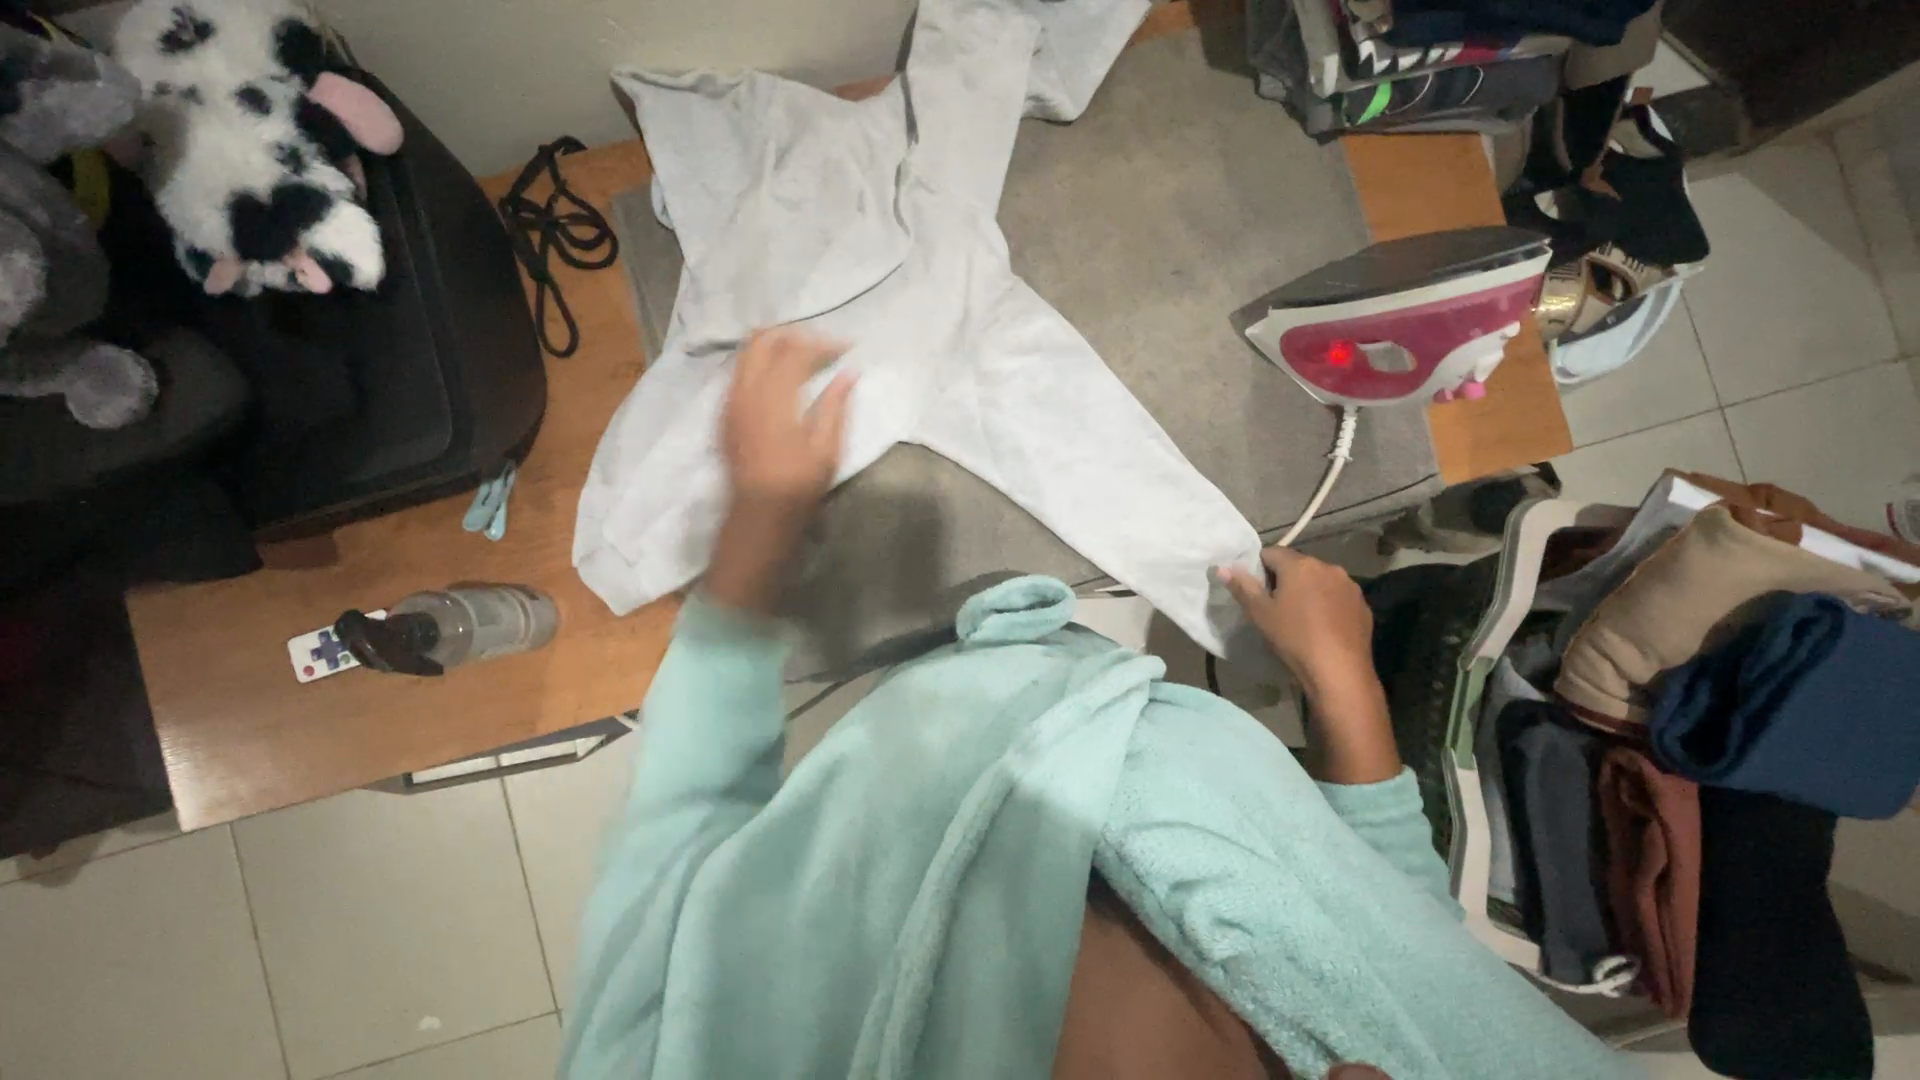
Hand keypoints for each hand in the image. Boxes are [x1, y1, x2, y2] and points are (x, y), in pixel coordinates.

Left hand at [706, 329, 855, 613]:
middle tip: (819, 346)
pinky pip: (738, 373)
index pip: (797, 349)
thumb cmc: (798, 485)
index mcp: (774, 397)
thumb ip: (836, 405)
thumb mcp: (827, 448)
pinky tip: (778, 382)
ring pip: (746, 353)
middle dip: (793, 334)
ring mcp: (729, 400)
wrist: (758, 514)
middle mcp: (745, 391)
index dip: (823, 342)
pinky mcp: (723, 413)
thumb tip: (849, 374)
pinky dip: (759, 365)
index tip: (846, 347)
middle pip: (763, 338)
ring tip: (801, 359)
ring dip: (774, 347)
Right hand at [1217, 548, 1398, 784]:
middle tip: (1277, 608)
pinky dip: (1328, 604)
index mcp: (1299, 565)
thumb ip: (1241, 586)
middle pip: (1298, 565)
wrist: (1339, 670)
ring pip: (1320, 580)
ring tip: (1302, 619)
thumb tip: (1223, 567)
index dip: (1259, 570)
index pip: (1271, 553)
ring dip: (1309, 591)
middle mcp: (1327, 567)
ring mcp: (1349, 585)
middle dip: (1286, 580)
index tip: (1258, 592)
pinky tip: (1323, 627)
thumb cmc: (1293, 637)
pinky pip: (1338, 596)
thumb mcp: (1259, 614)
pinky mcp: (1362, 604)